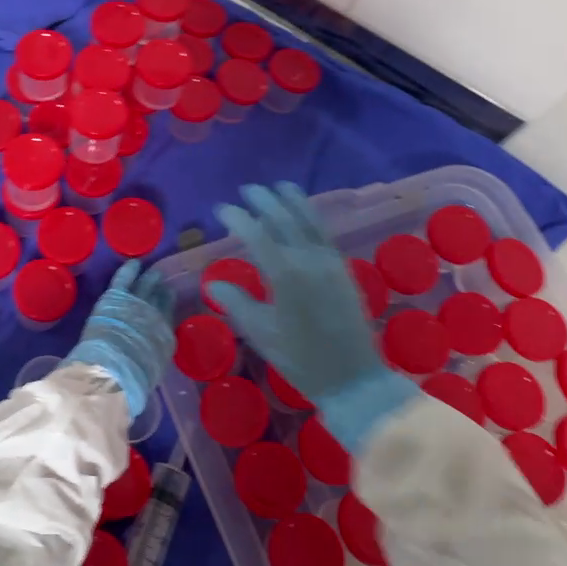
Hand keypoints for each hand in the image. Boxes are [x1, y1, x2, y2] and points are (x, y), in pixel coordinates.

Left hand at [66, 259, 175, 419]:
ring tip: (154, 272)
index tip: (169, 302)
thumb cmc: (131, 382)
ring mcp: (136, 305)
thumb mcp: (150, 374)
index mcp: (165, 340)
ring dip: (149, 278)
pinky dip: (129, 270)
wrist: (115, 371)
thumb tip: (147, 363)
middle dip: (161, 291)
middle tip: (163, 282)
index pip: (168, 320)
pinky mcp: (116, 298)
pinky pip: (124, 279)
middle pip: (159, 301)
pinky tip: (134, 263)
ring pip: (144, 287)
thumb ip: (151, 362)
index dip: (167, 310)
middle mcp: (156, 318)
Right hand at [208, 183, 415, 451]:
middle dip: (264, 200)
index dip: (236, 218)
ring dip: (292, 200)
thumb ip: (236, 302)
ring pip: (309, 219)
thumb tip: (213, 281)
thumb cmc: (301, 359)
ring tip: (279, 187)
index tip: (221, 209)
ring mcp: (330, 261)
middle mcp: (308, 258)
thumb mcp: (261, 333)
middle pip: (283, 218)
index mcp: (284, 273)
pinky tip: (304, 214)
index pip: (255, 233)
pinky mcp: (344, 268)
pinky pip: (324, 232)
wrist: (353, 378)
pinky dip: (311, 216)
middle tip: (247, 190)